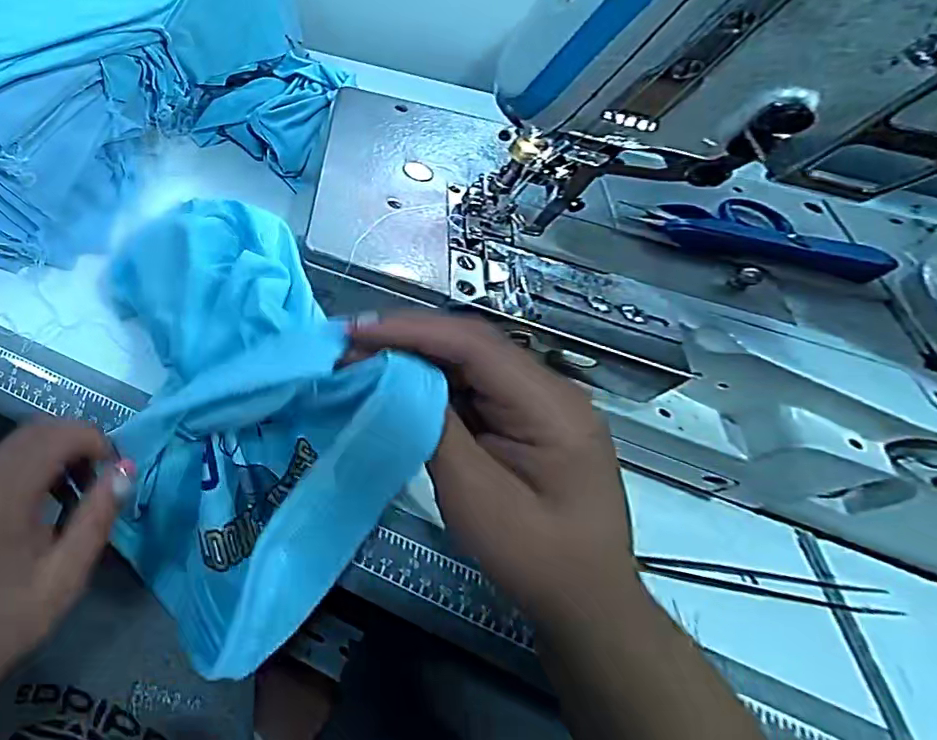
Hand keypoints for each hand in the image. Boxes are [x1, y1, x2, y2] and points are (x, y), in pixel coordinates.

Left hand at [0, 420, 133, 672]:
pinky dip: (42, 454)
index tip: (117, 472)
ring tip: (83, 486)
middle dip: (81, 440)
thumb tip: (126, 471)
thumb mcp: (66, 576)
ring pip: (28, 433)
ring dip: (63, 445)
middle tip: (105, 477)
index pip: (59, 435)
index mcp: (6, 493)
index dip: (96, 442)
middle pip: (43, 427)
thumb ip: (97, 518)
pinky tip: (55, 490)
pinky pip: (13, 448)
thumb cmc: (13, 617)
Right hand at [348, 313, 638, 627]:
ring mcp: (536, 401)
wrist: (587, 606)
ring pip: (466, 358)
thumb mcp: (475, 493)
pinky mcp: (521, 415)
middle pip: (470, 342)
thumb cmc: (534, 556)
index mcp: (550, 406)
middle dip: (406, 336)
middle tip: (349, 342)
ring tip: (362, 356)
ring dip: (413, 354)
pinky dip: (427, 378)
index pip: (473, 345)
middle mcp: (548, 390)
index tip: (356, 332)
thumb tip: (388, 376)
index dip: (410, 331)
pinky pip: (469, 382)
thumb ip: (434, 425)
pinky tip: (395, 380)